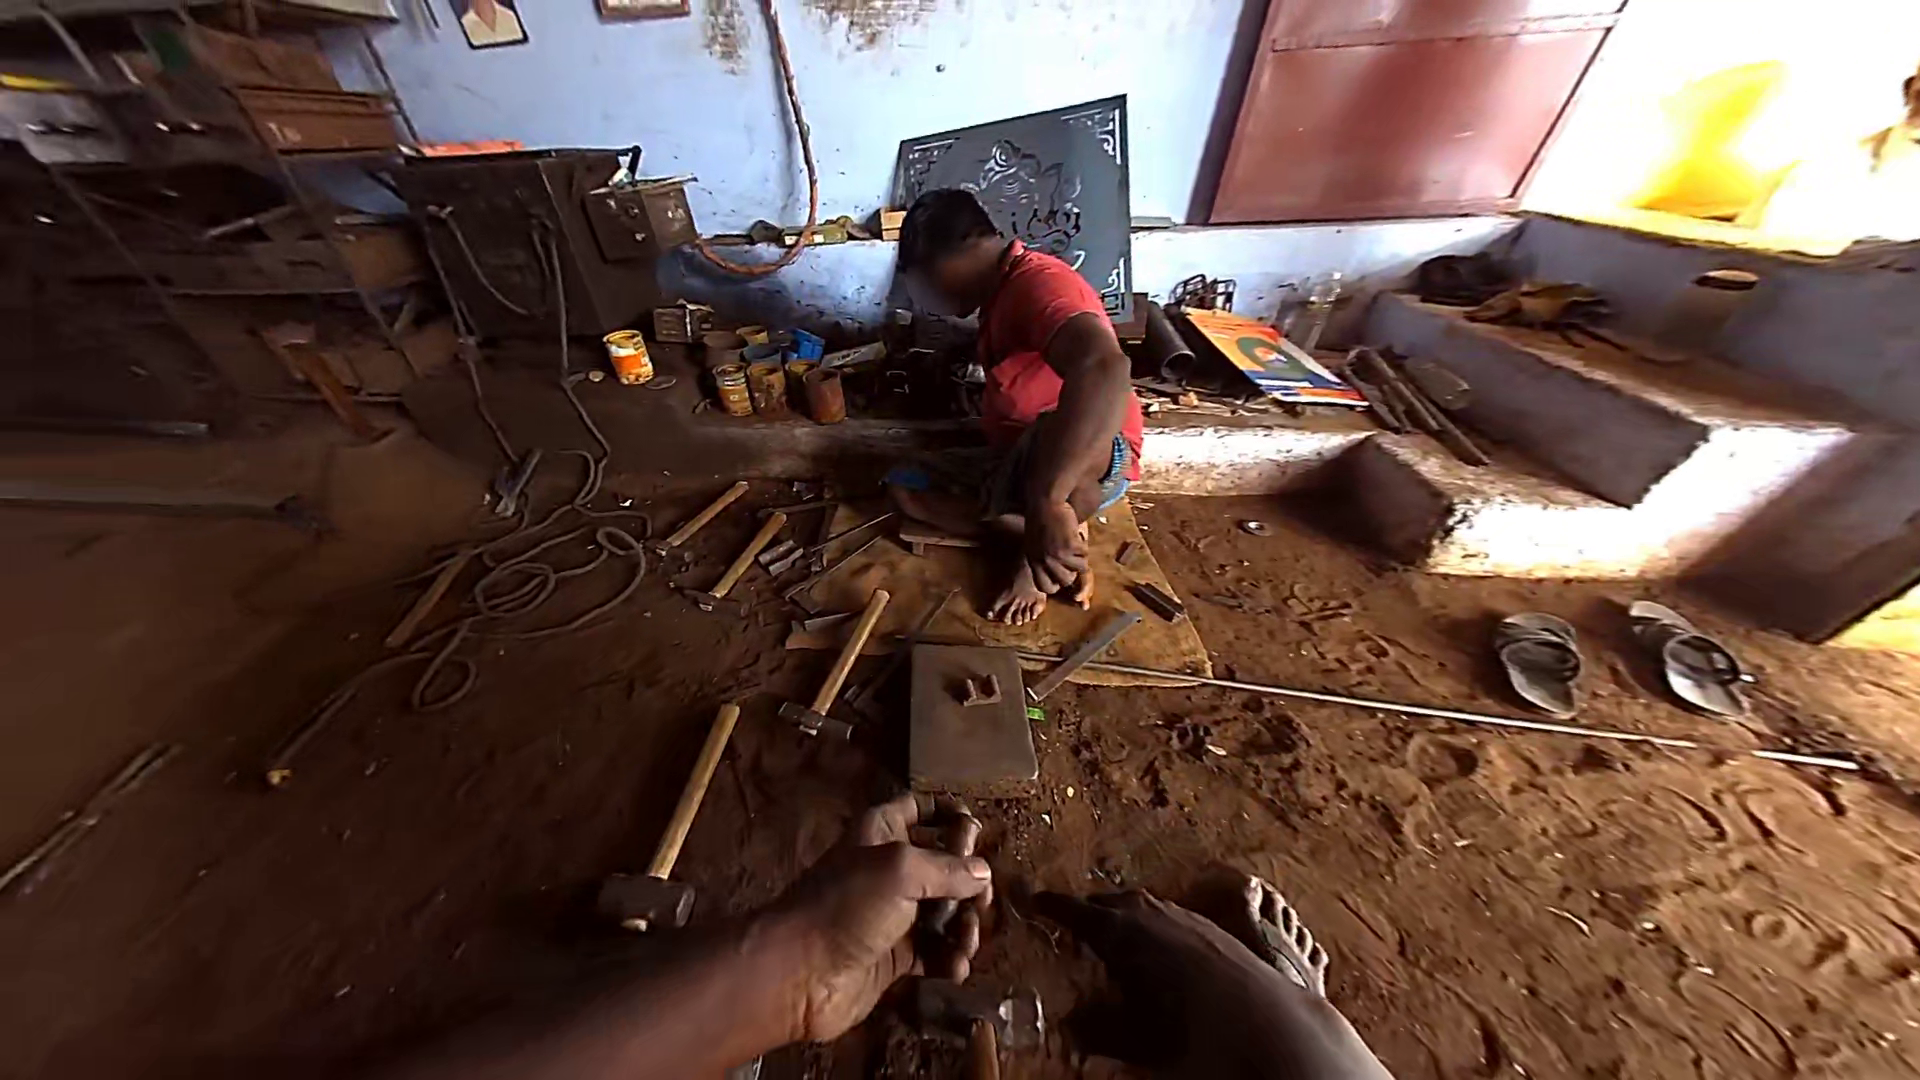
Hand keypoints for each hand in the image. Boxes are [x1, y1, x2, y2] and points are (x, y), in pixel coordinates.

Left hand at [771, 794, 992, 1042]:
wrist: (799, 972)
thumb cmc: (849, 903)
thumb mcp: (902, 870)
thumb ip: (948, 867)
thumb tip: (983, 872)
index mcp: (885, 830)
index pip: (922, 808)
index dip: (949, 814)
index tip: (976, 831)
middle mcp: (892, 866)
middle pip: (944, 863)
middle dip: (968, 881)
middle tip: (980, 901)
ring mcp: (894, 911)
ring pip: (945, 909)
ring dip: (963, 925)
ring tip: (965, 943)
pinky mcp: (896, 953)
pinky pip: (935, 949)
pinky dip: (949, 957)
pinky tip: (954, 967)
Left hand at [1025, 499, 1086, 594]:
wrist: (1046, 502)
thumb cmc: (1041, 517)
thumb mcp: (1035, 541)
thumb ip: (1043, 556)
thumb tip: (1057, 569)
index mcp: (1033, 560)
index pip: (1045, 587)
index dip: (1057, 583)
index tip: (1062, 572)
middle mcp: (1043, 561)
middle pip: (1066, 581)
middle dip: (1072, 570)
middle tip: (1072, 555)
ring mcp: (1056, 555)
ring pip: (1079, 569)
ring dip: (1081, 557)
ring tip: (1075, 544)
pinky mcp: (1069, 547)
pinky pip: (1085, 555)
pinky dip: (1084, 545)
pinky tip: (1077, 535)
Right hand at [1035, 889, 1310, 1074]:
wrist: (1266, 1019)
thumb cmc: (1191, 1030)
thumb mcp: (1137, 1038)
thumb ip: (1099, 1029)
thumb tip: (1069, 1025)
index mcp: (1117, 930)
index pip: (1072, 911)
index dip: (1050, 906)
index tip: (1034, 902)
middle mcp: (1143, 911)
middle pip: (1103, 904)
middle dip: (1086, 915)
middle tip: (1074, 932)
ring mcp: (1176, 912)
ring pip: (1135, 907)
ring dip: (1120, 920)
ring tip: (1116, 943)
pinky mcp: (1204, 922)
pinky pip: (1162, 915)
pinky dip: (1150, 926)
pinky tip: (1160, 954)